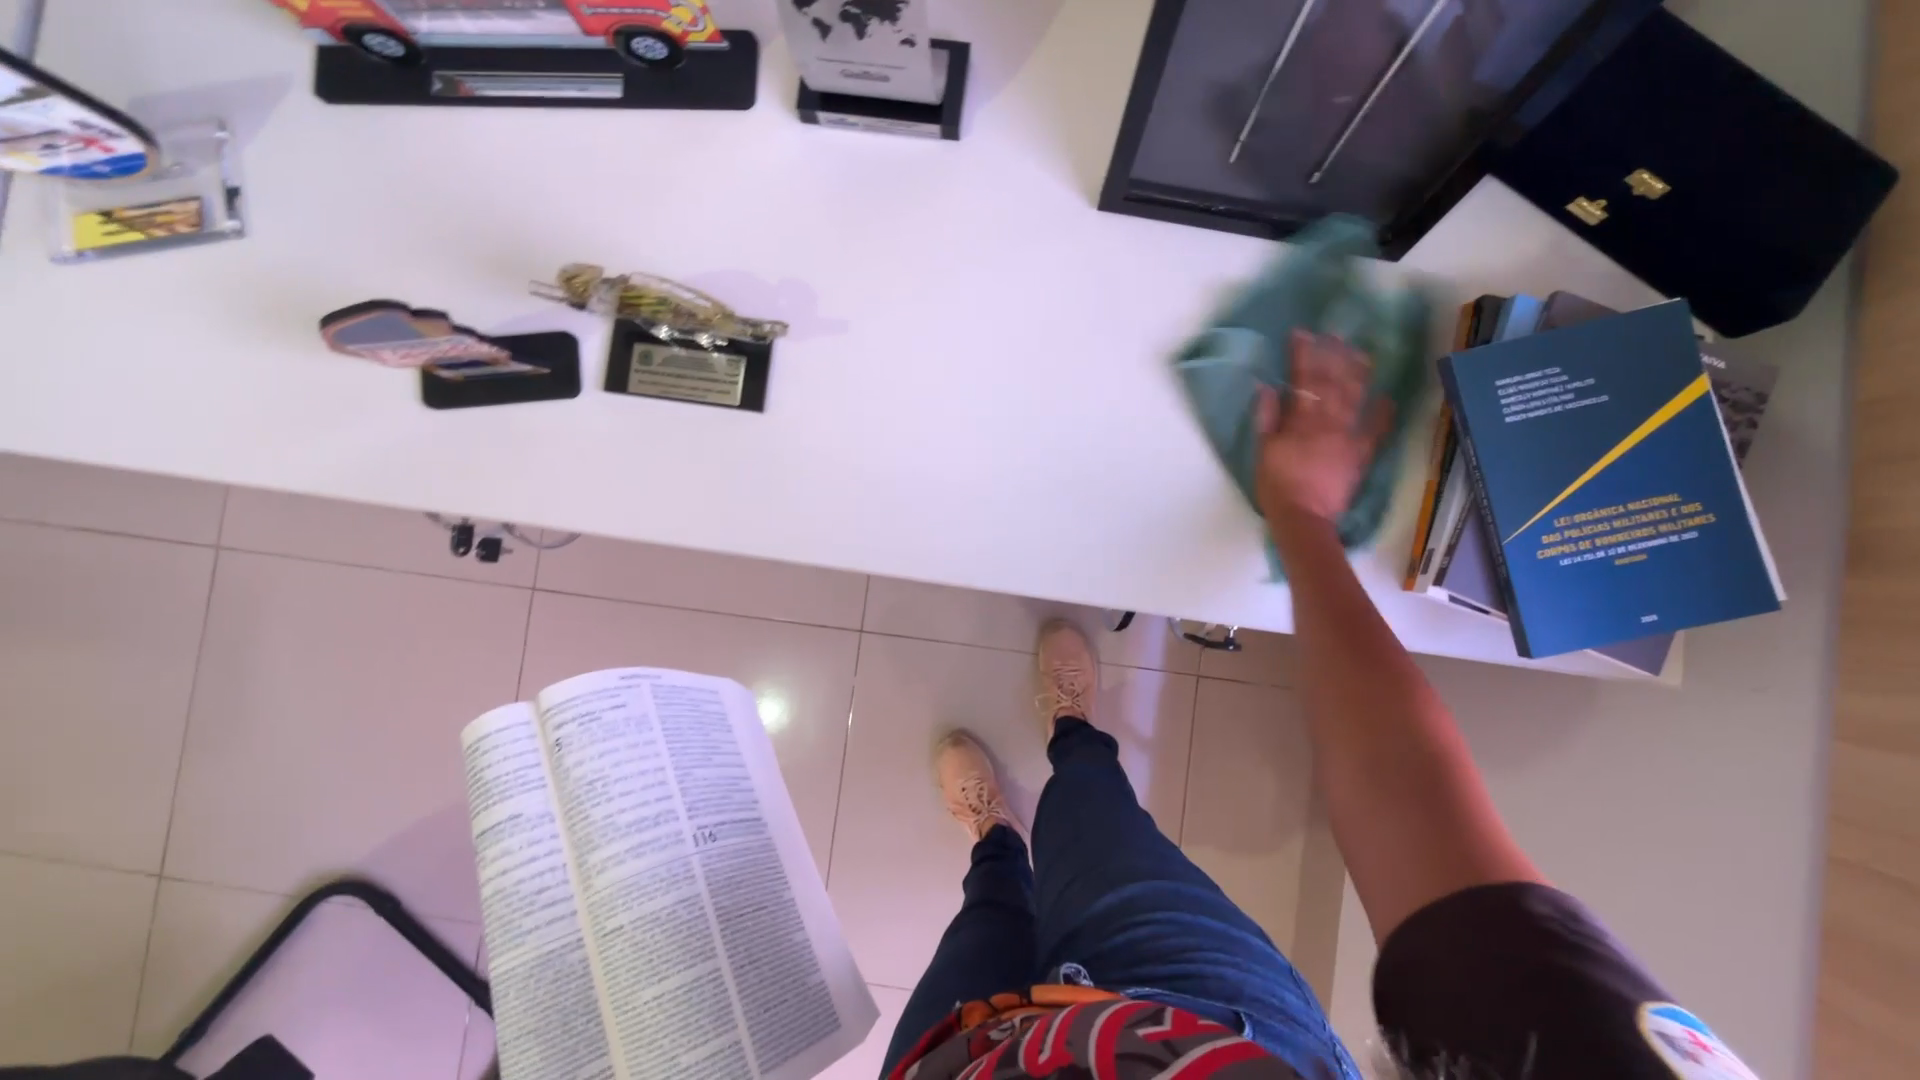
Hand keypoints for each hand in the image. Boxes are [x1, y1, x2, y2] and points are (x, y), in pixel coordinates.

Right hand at [1254, 330, 1391, 527]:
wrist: (1304, 518)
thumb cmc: (1276, 486)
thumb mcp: (1263, 452)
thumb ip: (1267, 418)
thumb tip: (1267, 388)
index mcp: (1301, 421)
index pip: (1302, 379)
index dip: (1303, 354)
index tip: (1302, 333)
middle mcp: (1328, 422)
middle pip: (1332, 382)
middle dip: (1333, 355)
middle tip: (1336, 333)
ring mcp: (1349, 437)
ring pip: (1355, 398)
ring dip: (1358, 373)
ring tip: (1361, 352)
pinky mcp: (1361, 454)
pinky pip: (1375, 429)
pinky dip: (1382, 412)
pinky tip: (1387, 396)